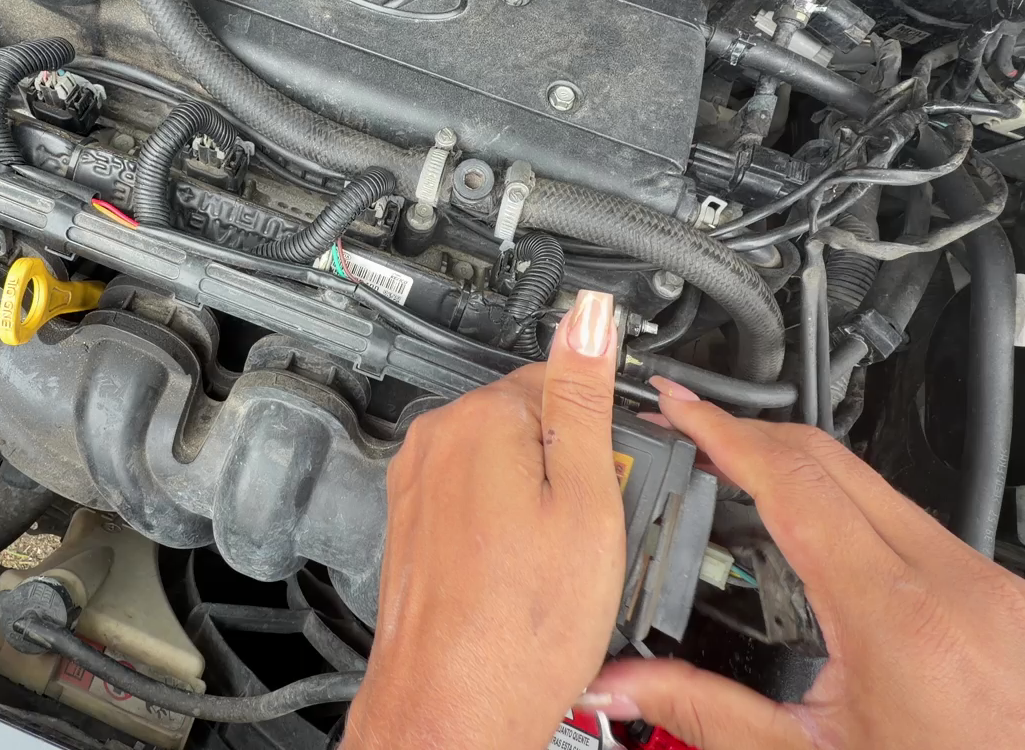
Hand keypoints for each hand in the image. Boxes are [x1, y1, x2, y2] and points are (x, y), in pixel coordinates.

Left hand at [342, 291, 624, 749]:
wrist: (452, 705)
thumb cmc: (521, 622)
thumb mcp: (584, 498)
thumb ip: (584, 397)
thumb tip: (589, 319)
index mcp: (478, 417)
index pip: (553, 379)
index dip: (597, 428)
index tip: (613, 468)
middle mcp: (436, 436)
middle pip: (523, 418)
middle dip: (565, 458)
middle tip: (590, 524)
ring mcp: (417, 477)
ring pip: (497, 456)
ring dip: (533, 489)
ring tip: (555, 555)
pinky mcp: (411, 514)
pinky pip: (469, 491)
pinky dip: (499, 515)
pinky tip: (518, 564)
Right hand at [578, 379, 1024, 749]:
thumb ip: (703, 711)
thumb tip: (620, 683)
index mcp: (899, 617)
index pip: (791, 480)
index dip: (721, 430)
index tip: (678, 404)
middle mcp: (953, 582)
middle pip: (827, 456)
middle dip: (745, 427)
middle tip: (688, 424)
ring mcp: (988, 584)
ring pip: (867, 478)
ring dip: (789, 459)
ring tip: (733, 464)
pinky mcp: (1004, 597)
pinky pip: (904, 513)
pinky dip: (837, 496)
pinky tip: (808, 522)